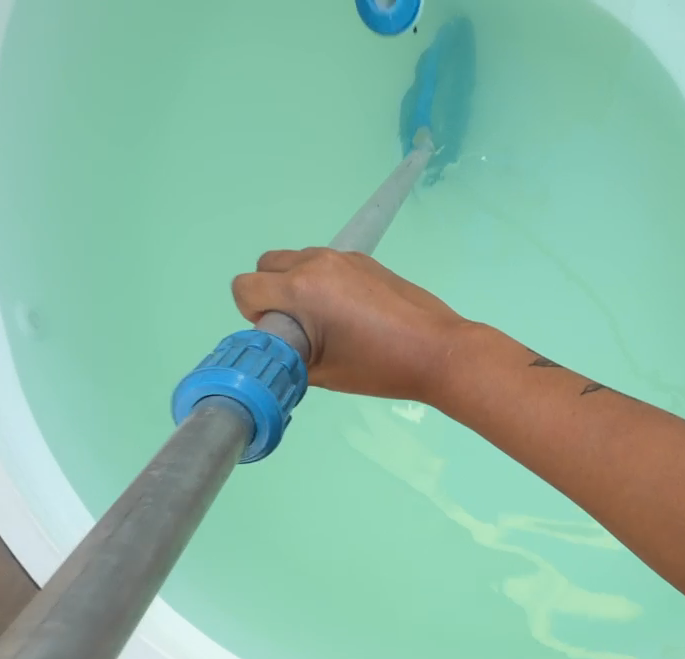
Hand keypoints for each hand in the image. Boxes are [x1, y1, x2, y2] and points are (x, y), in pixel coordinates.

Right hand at [232, 248, 486, 401]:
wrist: (439, 351)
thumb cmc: (383, 367)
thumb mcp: (325, 374)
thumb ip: (291, 357)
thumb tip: (281, 350)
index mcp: (303, 289)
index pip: (245, 288)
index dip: (255, 316)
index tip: (282, 336)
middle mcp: (318, 263)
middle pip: (267, 265)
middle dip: (272, 295)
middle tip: (301, 328)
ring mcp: (345, 258)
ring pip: (298, 261)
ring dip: (298, 285)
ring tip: (329, 321)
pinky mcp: (367, 261)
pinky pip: (328, 264)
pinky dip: (326, 283)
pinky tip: (353, 313)